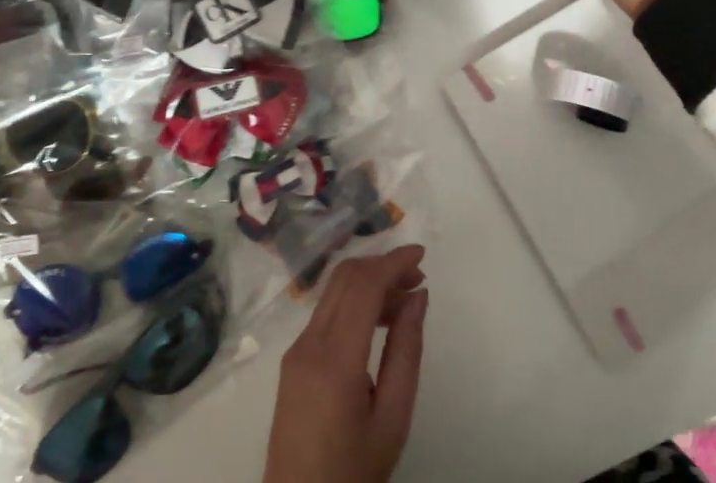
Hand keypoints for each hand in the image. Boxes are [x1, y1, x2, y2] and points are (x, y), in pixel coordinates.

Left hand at [263, 246, 429, 482]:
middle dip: (382, 266)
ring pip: (333, 293)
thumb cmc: (353, 469)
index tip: (422, 255)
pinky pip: (326, 315)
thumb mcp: (393, 416)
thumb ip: (406, 351)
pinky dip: (355, 303)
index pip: (363, 287)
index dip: (393, 262)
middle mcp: (308, 345)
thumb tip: (418, 297)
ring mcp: (296, 352)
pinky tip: (380, 322)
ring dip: (369, 284)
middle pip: (343, 279)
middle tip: (418, 278)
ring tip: (407, 302)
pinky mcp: (293, 362)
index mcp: (334, 359)